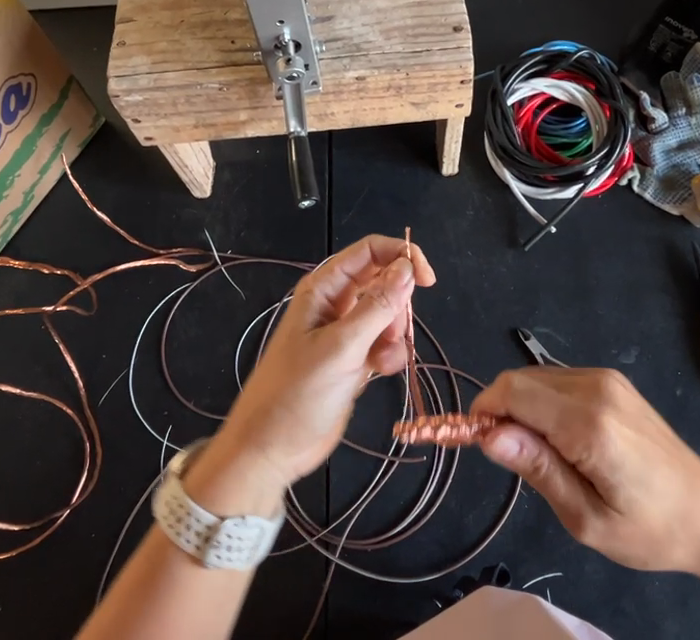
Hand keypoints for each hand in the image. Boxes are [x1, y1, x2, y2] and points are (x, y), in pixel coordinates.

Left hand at [187, 235, 435, 514]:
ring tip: (381, 361)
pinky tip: (380, 372)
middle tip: (392, 334)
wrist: (272, 447)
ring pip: (388, 314)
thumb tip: (406, 267)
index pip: (369, 251)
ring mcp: (345, 332)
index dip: (401, 256)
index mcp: (323, 288)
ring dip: (394, 334)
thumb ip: (377, 307)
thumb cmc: (297, 393)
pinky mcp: (354, 359)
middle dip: (398, 304)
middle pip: (383, 281)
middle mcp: (335, 303)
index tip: (427, 281)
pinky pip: (384, 342)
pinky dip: (390, 353)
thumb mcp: (341, 347)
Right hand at [471, 367, 699, 577]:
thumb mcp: (585, 519)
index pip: (512, 392)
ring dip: (523, 408)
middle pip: (520, 381)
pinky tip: (563, 439)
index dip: (484, 412)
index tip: (478, 446)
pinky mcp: (612, 381)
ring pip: (536, 378)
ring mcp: (607, 379)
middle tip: (514, 461)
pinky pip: (557, 381)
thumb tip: (487, 434)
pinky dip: (544, 403)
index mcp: (589, 423)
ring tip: (545, 456)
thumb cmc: (649, 529)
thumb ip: (536, 469)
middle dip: (502, 413)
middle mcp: (596, 388)